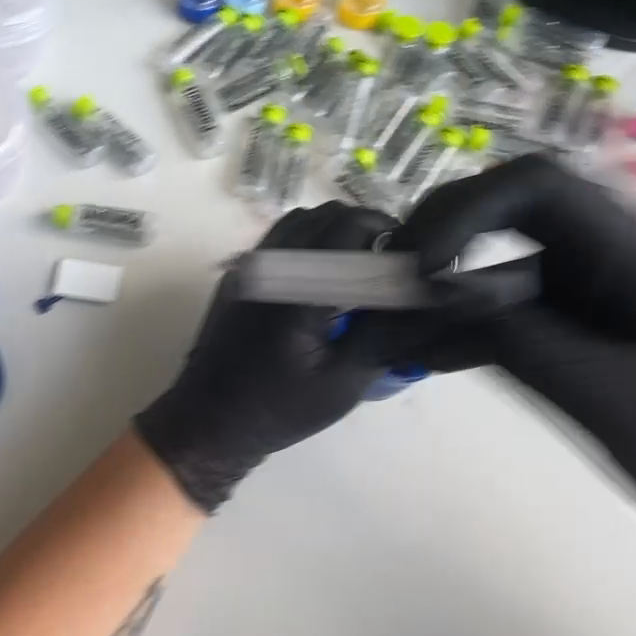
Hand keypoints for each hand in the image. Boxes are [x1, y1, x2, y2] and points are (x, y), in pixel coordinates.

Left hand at [135, 201, 399, 512]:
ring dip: (336, 234)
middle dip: (366, 230)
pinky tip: (324, 280)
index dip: (388, 231)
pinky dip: (310, 244)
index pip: (350, 226)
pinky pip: (280, 239)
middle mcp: (270, 263)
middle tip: (389, 265)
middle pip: (327, 216)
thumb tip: (425, 293)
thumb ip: (385, 331)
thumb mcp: (344, 380)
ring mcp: (250, 265)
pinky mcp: (239, 274)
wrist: (210, 419)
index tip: (411, 259)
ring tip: (359, 270)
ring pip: (302, 222)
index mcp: (298, 286)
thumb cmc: (280, 408)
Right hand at [391, 155, 635, 625]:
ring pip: (490, 273)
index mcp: (630, 252)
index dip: (465, 210)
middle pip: (500, 215)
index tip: (422, 267)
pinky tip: (418, 360)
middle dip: (436, 238)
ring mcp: (585, 307)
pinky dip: (454, 336)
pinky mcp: (576, 348)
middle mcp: (599, 264)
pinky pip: (500, 325)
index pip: (532, 187)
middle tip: (386, 283)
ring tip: (383, 331)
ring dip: (434, 295)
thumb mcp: (626, 401)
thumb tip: (436, 291)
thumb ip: (526, 342)